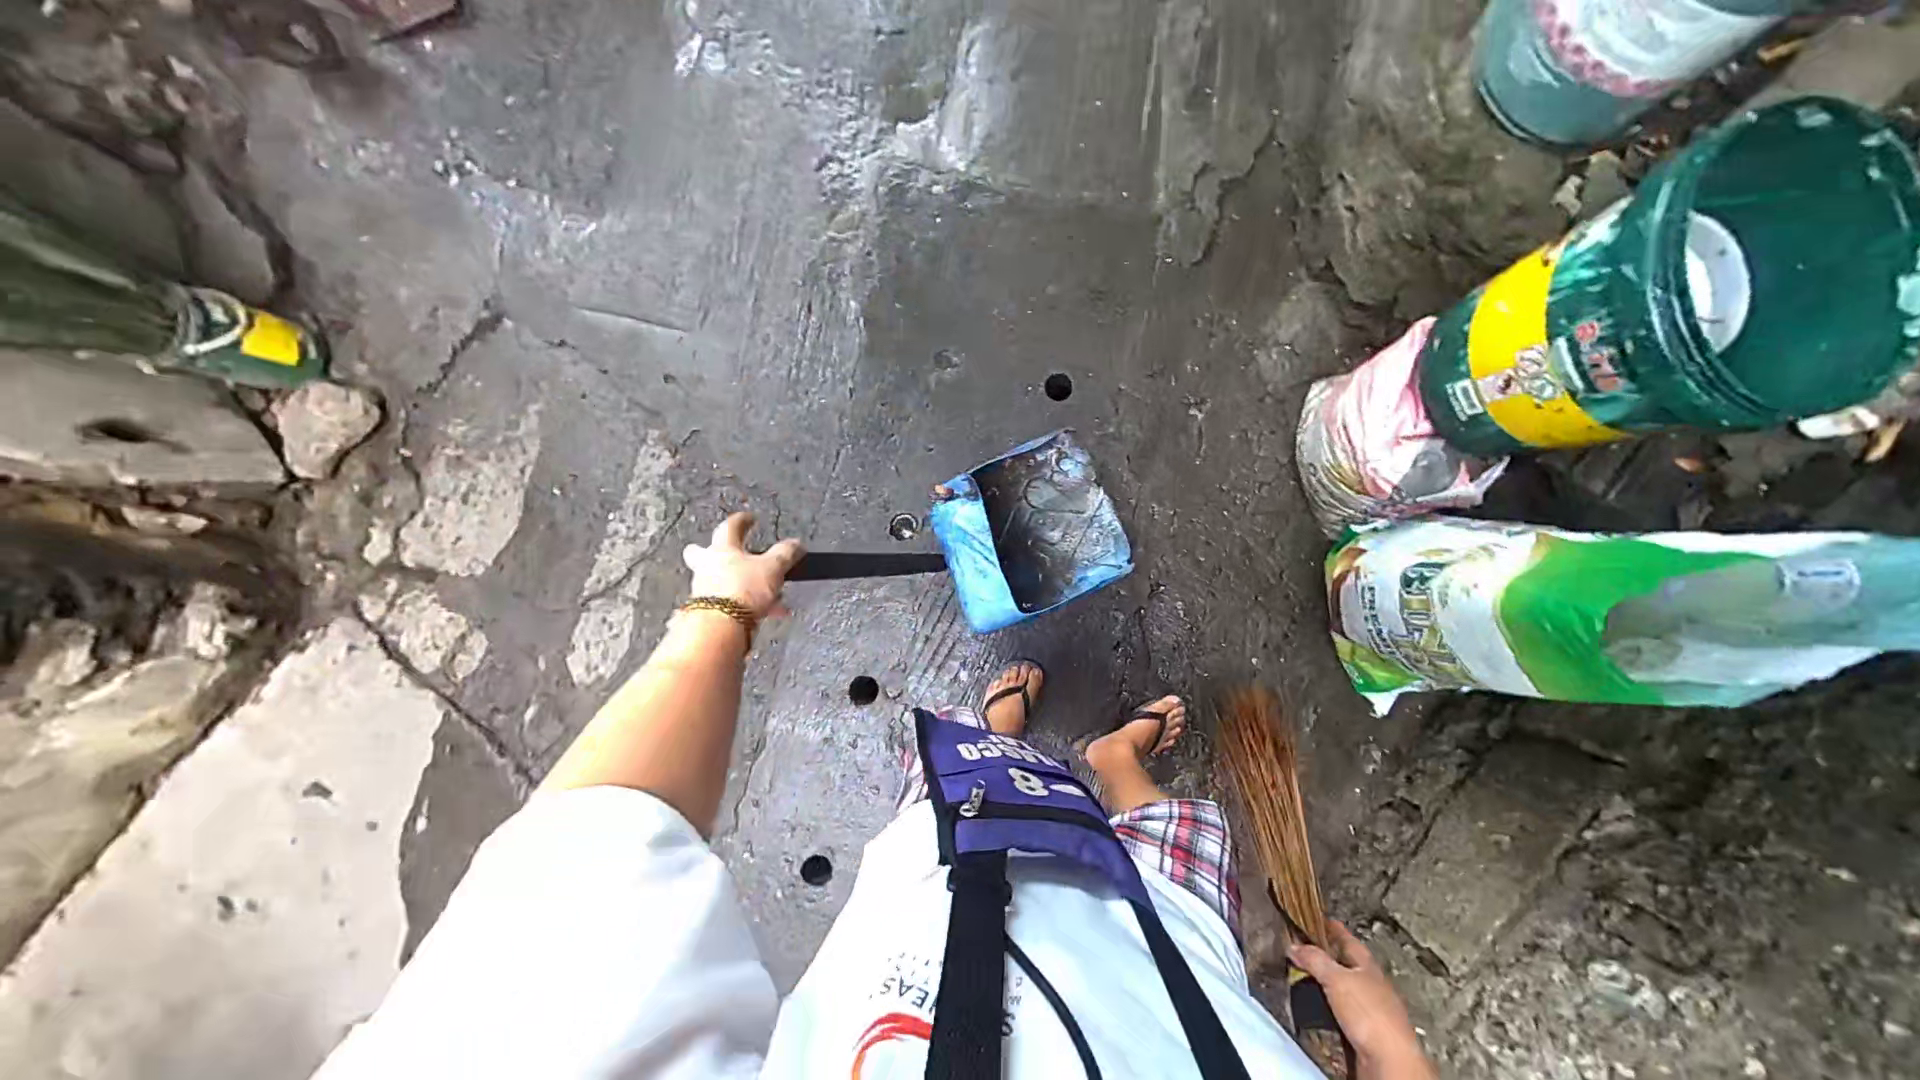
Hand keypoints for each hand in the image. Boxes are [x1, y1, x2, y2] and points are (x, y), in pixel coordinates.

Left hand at [682, 512, 804, 618]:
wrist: (720, 627)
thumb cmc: (740, 591)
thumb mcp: (773, 568)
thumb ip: (785, 554)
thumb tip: (796, 544)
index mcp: (722, 548)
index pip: (730, 527)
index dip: (741, 521)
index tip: (748, 518)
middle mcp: (707, 566)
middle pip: (704, 552)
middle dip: (714, 551)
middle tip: (726, 552)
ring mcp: (704, 590)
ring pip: (720, 581)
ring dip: (740, 584)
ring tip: (766, 595)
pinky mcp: (707, 611)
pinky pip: (727, 604)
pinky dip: (744, 605)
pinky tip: (763, 613)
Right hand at [1288, 920, 1436, 1079]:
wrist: (1389, 1063)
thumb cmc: (1371, 1016)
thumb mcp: (1336, 978)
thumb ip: (1314, 959)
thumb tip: (1295, 946)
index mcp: (1368, 966)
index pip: (1347, 939)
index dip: (1332, 928)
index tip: (1319, 919)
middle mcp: (1371, 986)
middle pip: (1344, 964)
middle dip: (1324, 956)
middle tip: (1302, 949)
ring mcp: (1369, 1010)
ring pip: (1342, 989)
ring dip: (1323, 984)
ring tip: (1302, 979)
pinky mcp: (1364, 1033)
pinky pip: (1340, 1012)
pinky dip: (1326, 1008)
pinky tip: (1315, 1009)